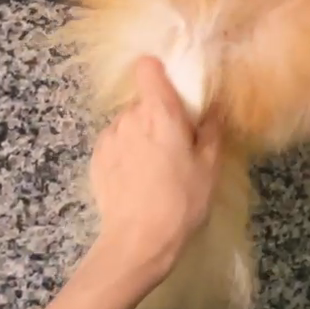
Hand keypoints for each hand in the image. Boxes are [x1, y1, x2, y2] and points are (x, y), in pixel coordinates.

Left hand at [86, 57, 223, 287]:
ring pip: (128, 123)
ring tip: (154, 168)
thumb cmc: (181, 201)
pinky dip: (125, 153)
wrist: (138, 240)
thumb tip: (213, 108)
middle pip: (143, 101)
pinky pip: (115, 143)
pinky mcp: (96, 158)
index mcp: (159, 113)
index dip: (159, 73)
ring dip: (140, 135)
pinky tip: (137, 179)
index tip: (174, 91)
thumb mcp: (209, 168)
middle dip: (158, 116)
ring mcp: (109, 137)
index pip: (148, 68)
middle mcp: (130, 118)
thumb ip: (210, 131)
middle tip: (174, 145)